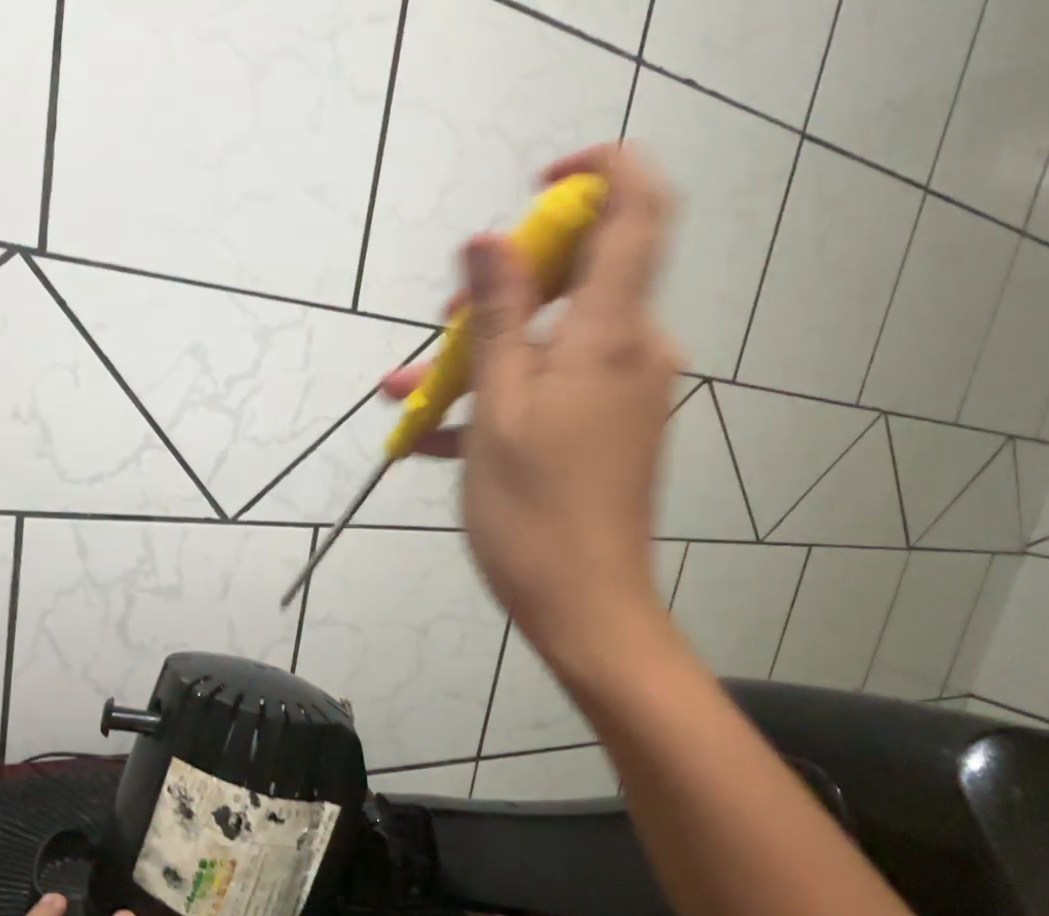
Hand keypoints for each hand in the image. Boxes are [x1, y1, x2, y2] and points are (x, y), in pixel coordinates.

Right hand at [381, 144, 680, 672]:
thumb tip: (487, 238)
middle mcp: (631, 350)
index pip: (636, 211)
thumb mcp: (499, 409)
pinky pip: (553, 387)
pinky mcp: (609, 427)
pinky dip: (500, 395)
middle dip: (504, 288)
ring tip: (411, 387)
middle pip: (578, 277)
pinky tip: (434, 430)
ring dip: (484, 352)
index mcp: (611, 334)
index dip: (596, 174)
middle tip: (444, 331)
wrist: (586, 608)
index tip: (535, 185)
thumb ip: (498, 318)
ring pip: (552, 339)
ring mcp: (622, 391)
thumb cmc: (533, 512)